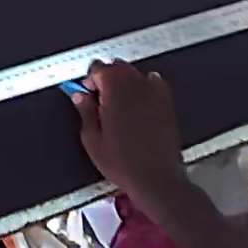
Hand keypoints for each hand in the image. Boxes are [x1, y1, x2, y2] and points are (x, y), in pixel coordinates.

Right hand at [70, 61, 190, 208]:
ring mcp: (156, 95)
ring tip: (117, 100)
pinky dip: (145, 86)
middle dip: (106, 76)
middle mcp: (137, 87)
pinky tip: (139, 101)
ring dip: (124, 81)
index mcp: (115, 91)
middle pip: (118, 67)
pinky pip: (155, 83)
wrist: (157, 180)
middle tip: (98, 96)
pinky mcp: (168, 105)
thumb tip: (79, 96)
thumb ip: (85, 111)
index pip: (99, 68)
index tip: (85, 91)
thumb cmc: (122, 162)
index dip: (89, 78)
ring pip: (136, 73)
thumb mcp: (91, 138)